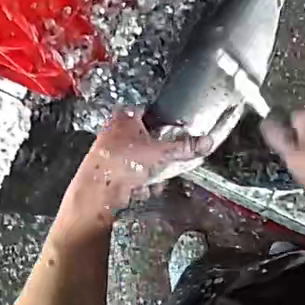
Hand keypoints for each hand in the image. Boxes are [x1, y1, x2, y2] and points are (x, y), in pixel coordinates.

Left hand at [56, 109, 207, 232]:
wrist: (98, 191)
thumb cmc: (122, 162)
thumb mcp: (161, 152)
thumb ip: (185, 147)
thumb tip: (206, 142)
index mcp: (126, 117)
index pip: (151, 113)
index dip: (165, 126)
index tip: (175, 136)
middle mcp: (115, 130)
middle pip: (148, 139)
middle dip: (159, 155)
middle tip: (166, 162)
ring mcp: (110, 150)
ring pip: (141, 159)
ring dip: (151, 171)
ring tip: (154, 179)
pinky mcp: (109, 170)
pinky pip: (132, 174)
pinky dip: (140, 181)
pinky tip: (143, 188)